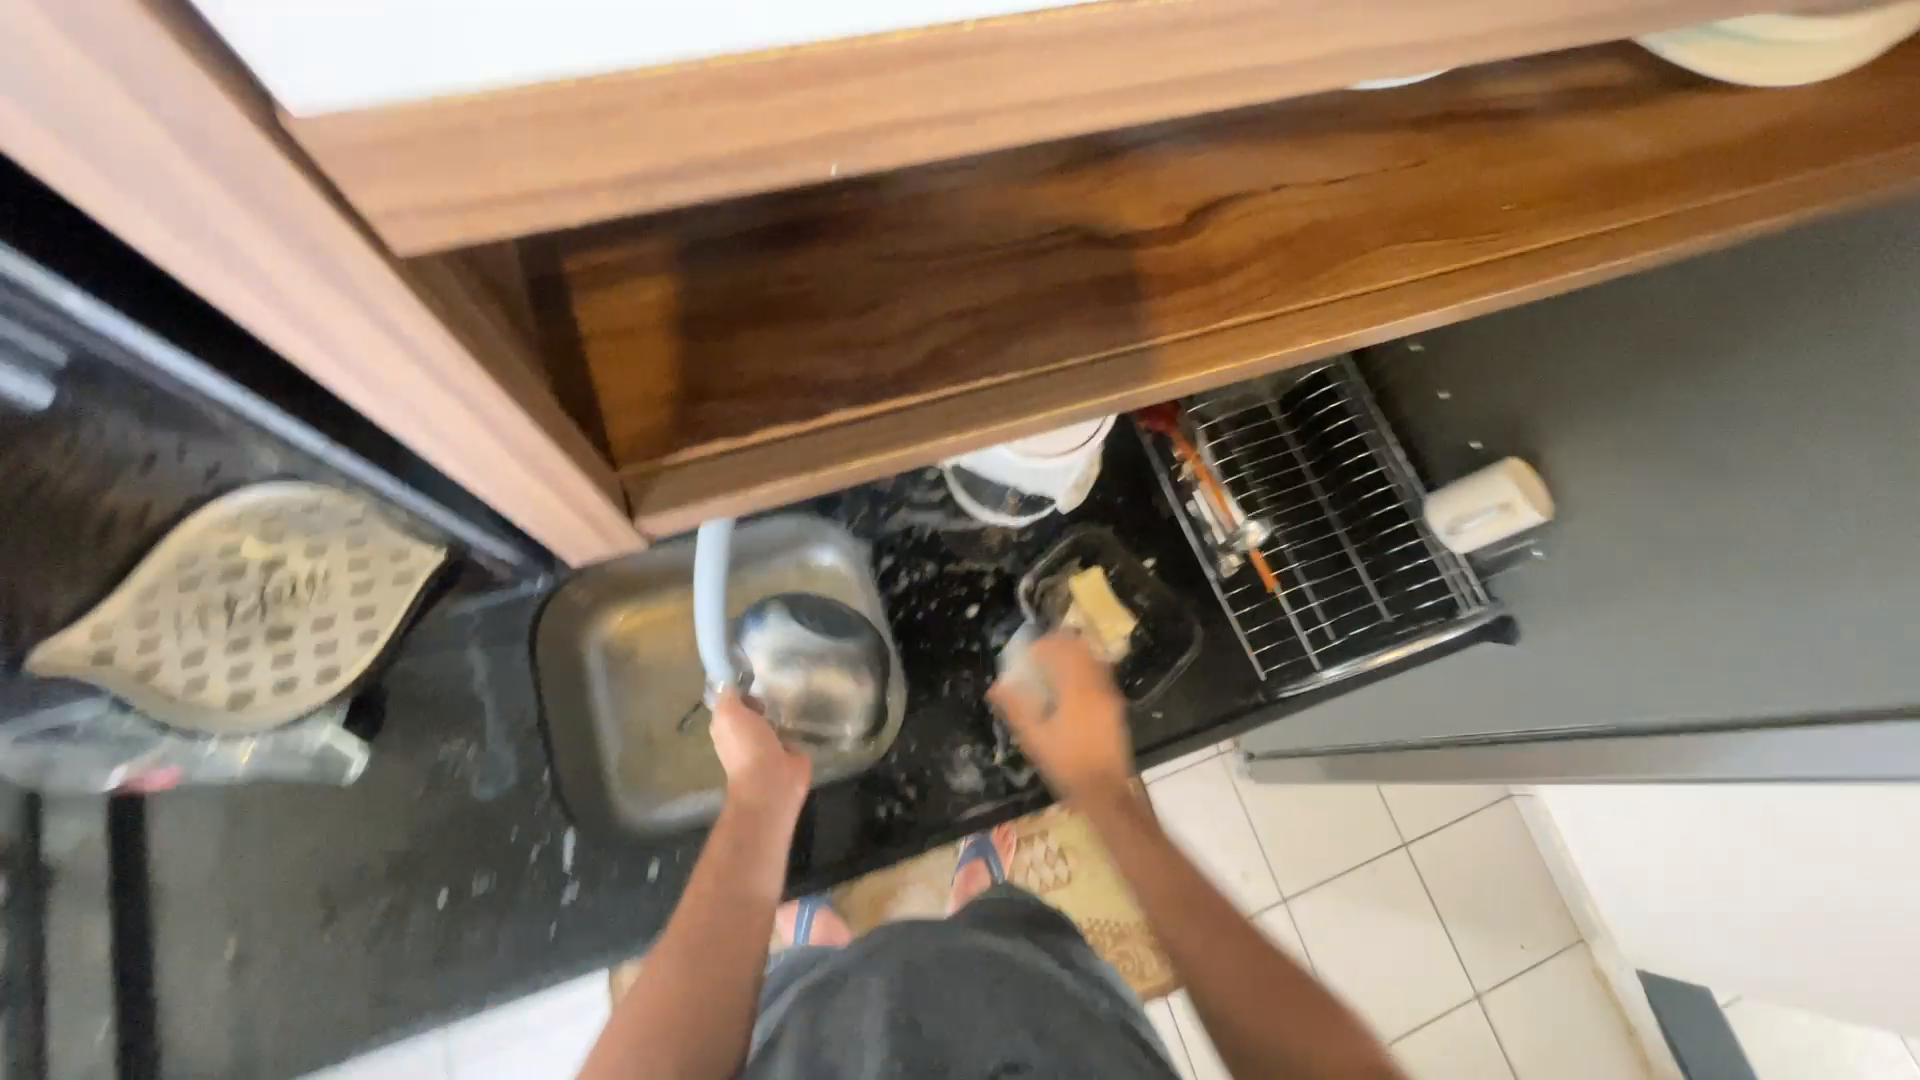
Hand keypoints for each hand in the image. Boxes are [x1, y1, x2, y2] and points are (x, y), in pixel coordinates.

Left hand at [709, 689, 811, 820]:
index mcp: (727, 726)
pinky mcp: (791, 750)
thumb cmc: (747, 747)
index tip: (756, 669)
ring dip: (782, 708)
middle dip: (764, 695)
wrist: (773, 782)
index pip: (732, 700)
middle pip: (754, 708)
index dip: (741, 686)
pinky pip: (794, 729)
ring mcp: (770, 743)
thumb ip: (728, 695)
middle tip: (780, 679)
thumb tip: (729, 679)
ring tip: (795, 690)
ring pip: (774, 718)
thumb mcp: (729, 714)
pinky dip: (798, 721)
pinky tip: (808, 707)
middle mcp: (746, 734)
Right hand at [988, 633, 1132, 805]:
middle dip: (1060, 646)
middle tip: (1041, 654)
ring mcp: (1110, 696)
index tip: (1029, 651)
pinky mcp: (1116, 707)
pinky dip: (1085, 670)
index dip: (1044, 645)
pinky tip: (1072, 688)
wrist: (1104, 790)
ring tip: (1055, 667)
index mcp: (1077, 690)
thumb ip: (1015, 707)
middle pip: (1080, 650)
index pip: (1062, 650)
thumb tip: (995, 686)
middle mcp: (1097, 686)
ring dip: (1074, 656)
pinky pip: (1100, 676)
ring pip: (1093, 661)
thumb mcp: (1034, 737)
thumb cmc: (1065, 764)